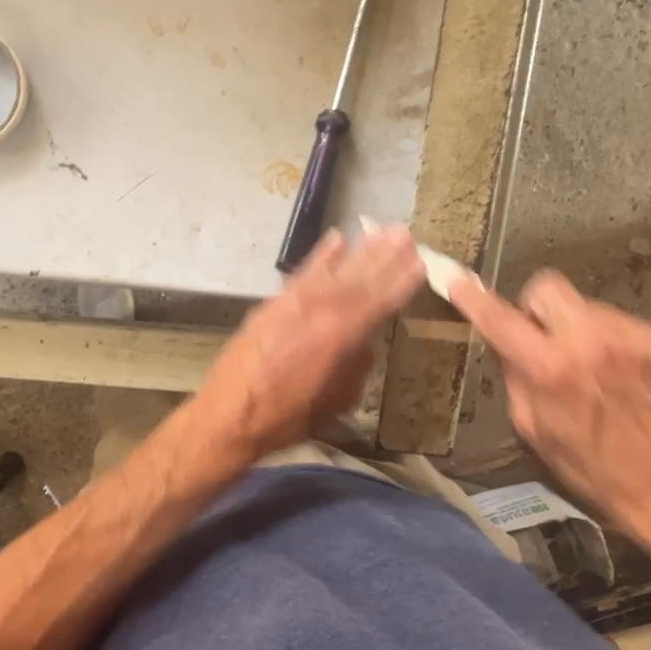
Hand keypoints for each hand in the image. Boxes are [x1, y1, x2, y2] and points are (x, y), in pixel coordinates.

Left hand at [195, 226, 425, 457]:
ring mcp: (292, 302)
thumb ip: (355, 367)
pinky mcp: (272, 304)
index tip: (422, 261)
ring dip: (360, 250)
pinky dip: (320, 257)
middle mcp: (319, 309)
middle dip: (385, 256)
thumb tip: (363, 345)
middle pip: (360, 278)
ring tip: (382, 230)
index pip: (381, 301)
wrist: (228, 416)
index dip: (403, 281)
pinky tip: (336, 240)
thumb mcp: (335, 401)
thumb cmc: (286, 418)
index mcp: (340, 335)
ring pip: (334, 270)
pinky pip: (302, 274)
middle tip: (406, 233)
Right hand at [448, 269, 650, 530]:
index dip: (476, 299)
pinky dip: (617, 345)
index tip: (459, 283)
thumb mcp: (531, 426)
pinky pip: (626, 326)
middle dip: (538, 309)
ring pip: (590, 308)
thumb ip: (517, 377)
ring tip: (595, 371)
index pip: (502, 319)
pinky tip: (625, 378)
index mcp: (552, 368)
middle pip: (549, 288)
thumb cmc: (588, 465)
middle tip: (543, 340)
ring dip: (582, 331)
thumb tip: (507, 344)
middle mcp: (595, 340)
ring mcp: (638, 336)